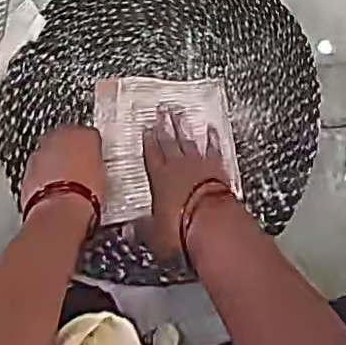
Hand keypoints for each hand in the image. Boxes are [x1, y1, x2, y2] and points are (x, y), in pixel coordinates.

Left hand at [21, 125, 106, 217]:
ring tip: (61, 181)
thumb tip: (90, 167)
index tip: (89, 158)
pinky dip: (42, 175)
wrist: (60, 209)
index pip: (87, 134)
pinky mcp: (28, 167)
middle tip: (73, 167)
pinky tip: (49, 188)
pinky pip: (37, 167)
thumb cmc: (84, 191)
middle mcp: (62, 136)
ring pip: (48, 151)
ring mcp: (43, 150)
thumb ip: (92, 161)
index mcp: (85, 134)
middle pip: (64, 138)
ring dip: (52, 162)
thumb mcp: (100, 173)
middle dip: (66, 150)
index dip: (87, 148)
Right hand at [142, 107, 231, 257]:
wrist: (212, 221)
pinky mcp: (217, 167)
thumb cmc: (180, 229)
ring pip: (188, 141)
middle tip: (162, 110)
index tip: (147, 129)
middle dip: (164, 126)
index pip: (152, 155)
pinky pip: (213, 148)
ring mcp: (198, 163)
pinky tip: (211, 129)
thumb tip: (128, 229)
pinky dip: (212, 138)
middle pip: (169, 142)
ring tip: (180, 115)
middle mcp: (178, 166)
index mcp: (160, 178)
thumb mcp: (154, 234)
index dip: (149, 142)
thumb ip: (141, 228)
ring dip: (183, 128)